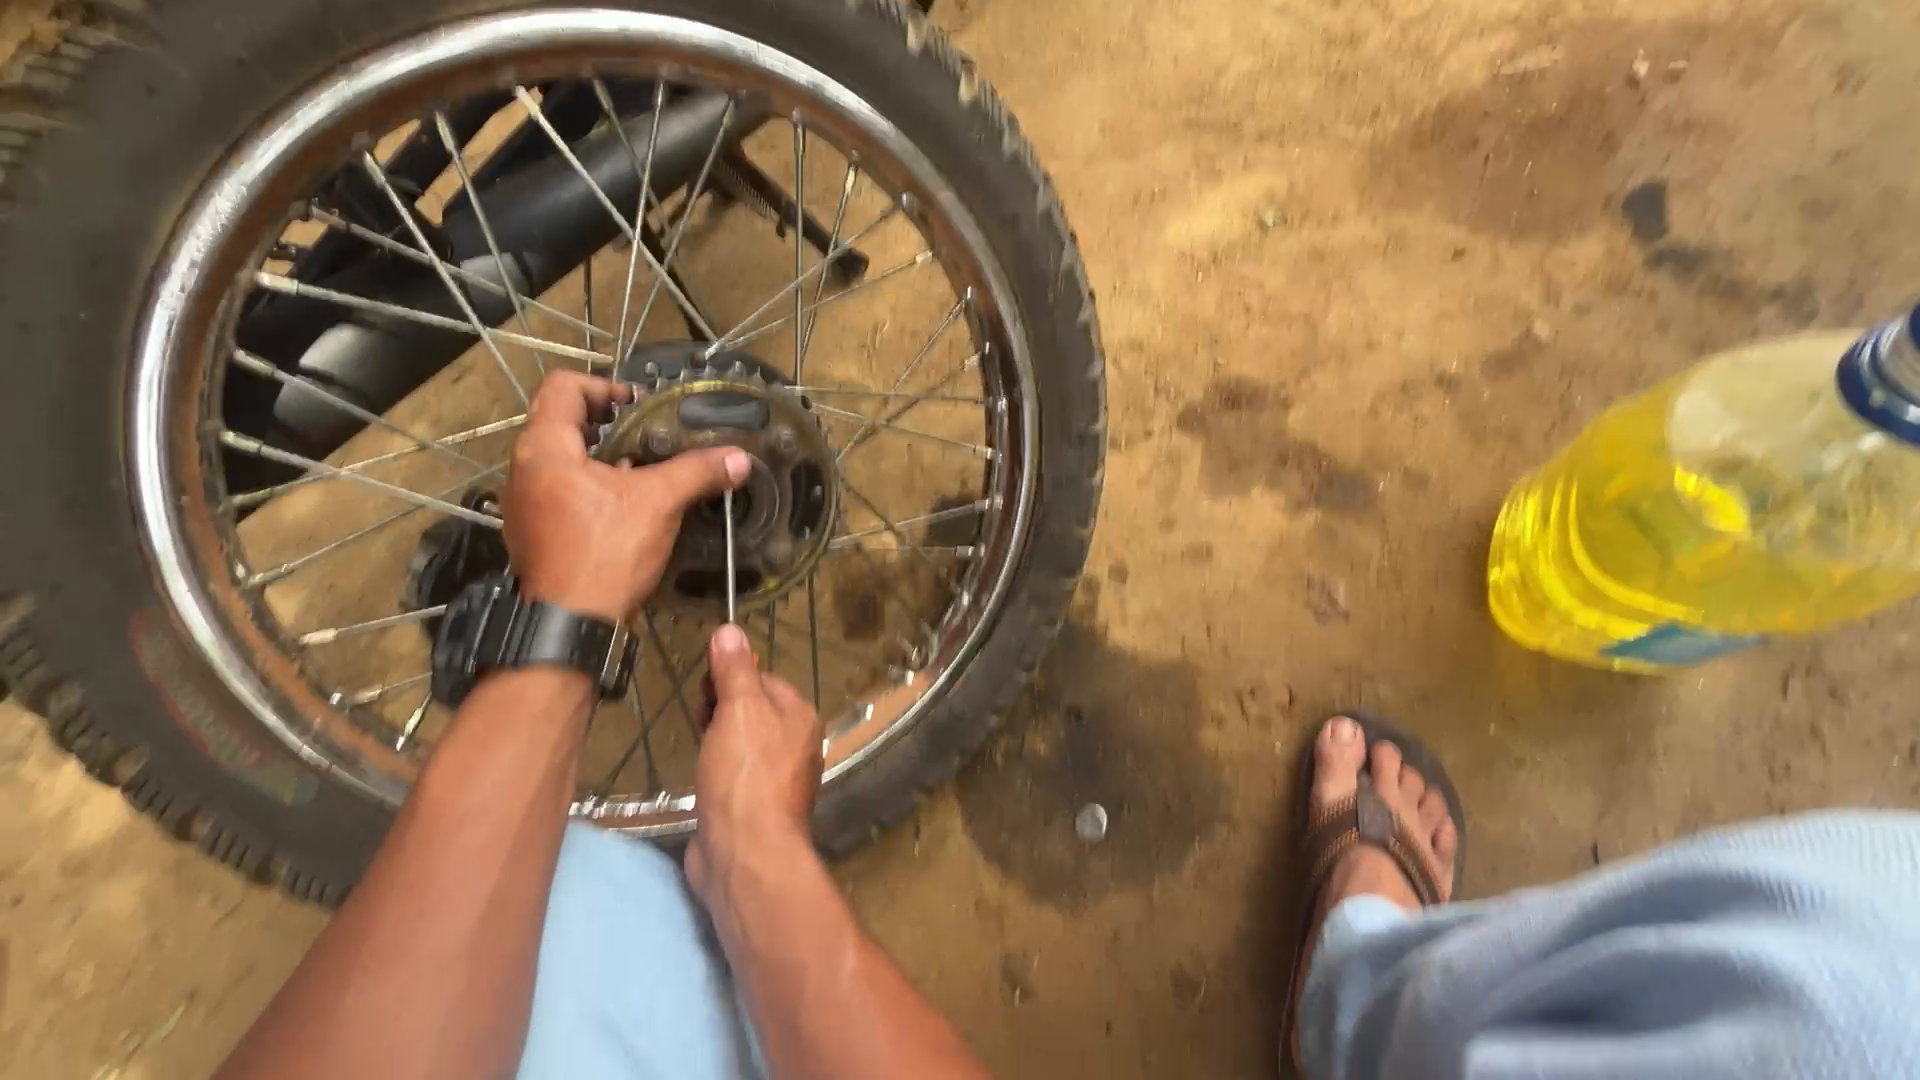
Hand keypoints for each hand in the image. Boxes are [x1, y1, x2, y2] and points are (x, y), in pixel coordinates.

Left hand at [504, 371, 749, 621]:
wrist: (571, 622)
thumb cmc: (606, 551)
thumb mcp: (658, 503)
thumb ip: (697, 472)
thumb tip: (740, 459)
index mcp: (545, 448)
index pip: (563, 388)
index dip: (605, 386)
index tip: (640, 404)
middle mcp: (524, 469)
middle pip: (562, 422)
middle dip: (608, 423)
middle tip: (648, 434)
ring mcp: (524, 503)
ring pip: (563, 460)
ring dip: (601, 457)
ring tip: (643, 469)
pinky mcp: (534, 532)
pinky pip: (562, 492)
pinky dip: (592, 487)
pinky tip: (627, 507)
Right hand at [685, 623, 823, 902]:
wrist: (745, 854)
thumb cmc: (745, 775)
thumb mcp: (738, 710)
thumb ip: (734, 670)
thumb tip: (730, 629)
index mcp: (800, 716)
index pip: (764, 678)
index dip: (731, 678)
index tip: (704, 689)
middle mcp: (796, 744)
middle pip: (753, 710)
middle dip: (722, 708)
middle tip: (700, 719)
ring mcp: (777, 779)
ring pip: (742, 742)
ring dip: (717, 739)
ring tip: (698, 746)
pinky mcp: (755, 807)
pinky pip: (735, 773)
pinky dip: (716, 769)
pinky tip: (701, 778)